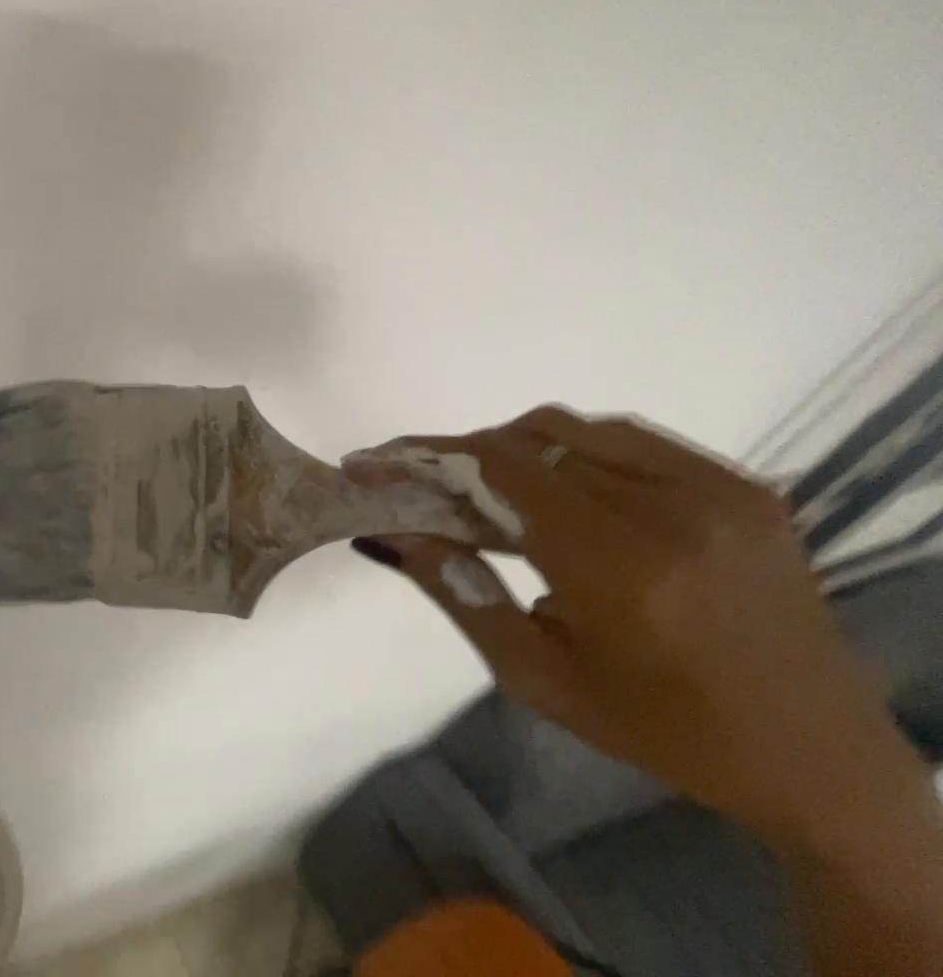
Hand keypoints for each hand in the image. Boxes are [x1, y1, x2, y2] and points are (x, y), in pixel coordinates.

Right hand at [344, 406, 930, 842]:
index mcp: (621, 566)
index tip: (373, 461)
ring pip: (584, 429)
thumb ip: (460, 593)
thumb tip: (393, 533)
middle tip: (424, 486)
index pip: (503, 469)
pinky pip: (636, 441)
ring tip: (485, 492)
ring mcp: (723, 492)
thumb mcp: (536, 676)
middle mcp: (676, 509)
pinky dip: (576, 451)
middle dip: (465, 453)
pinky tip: (558, 492)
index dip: (428, 455)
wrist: (811, 756)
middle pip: (537, 438)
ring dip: (518, 447)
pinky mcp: (749, 490)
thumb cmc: (658, 728)